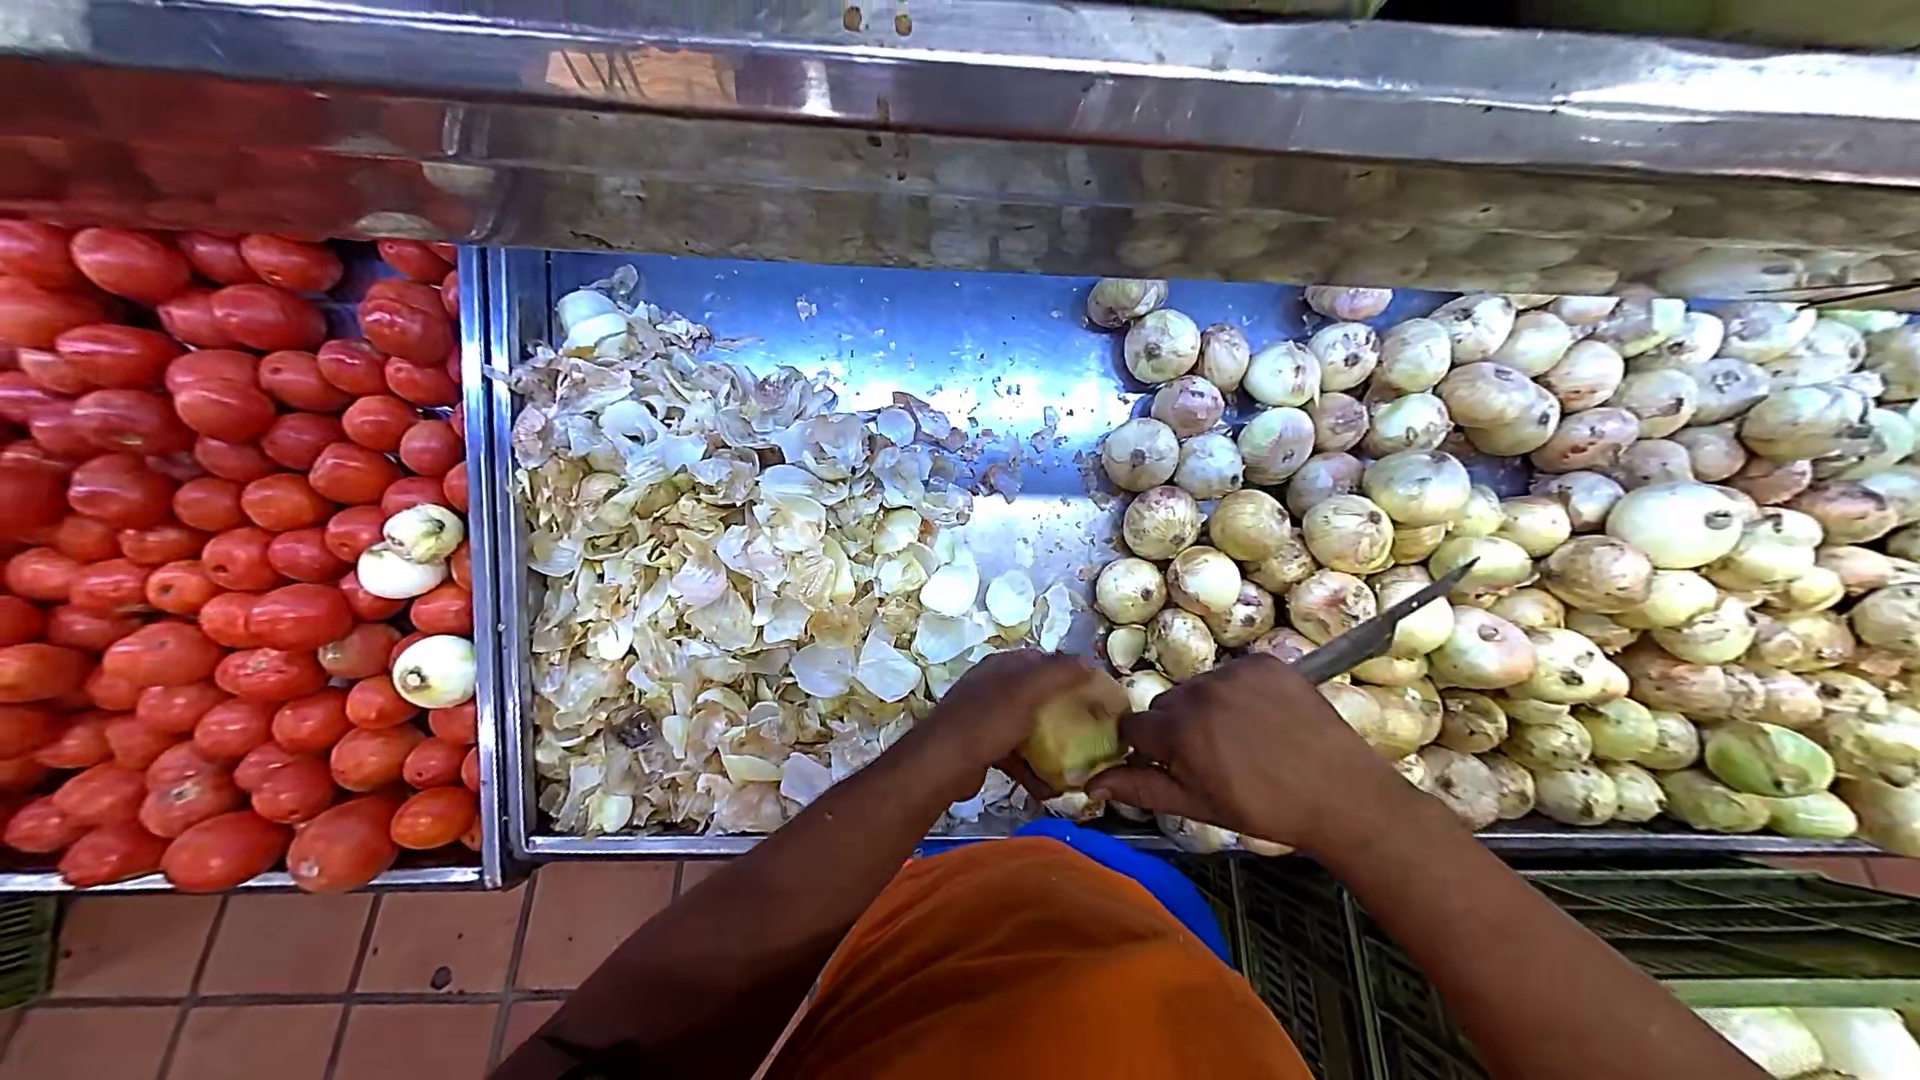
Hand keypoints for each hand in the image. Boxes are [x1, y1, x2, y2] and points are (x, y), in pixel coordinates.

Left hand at [893, 649, 1092, 803]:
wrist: (942, 766)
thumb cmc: (985, 721)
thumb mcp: (1026, 691)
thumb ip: (1057, 673)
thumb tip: (1087, 662)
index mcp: (1003, 667)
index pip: (1044, 662)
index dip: (1071, 675)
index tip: (1096, 695)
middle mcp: (994, 688)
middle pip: (1039, 696)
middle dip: (1064, 714)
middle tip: (1092, 732)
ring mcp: (988, 719)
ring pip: (1030, 728)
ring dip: (1051, 746)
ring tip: (1076, 765)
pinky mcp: (985, 747)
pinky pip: (1017, 754)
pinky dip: (1033, 768)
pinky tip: (1049, 787)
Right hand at [1088, 654, 1420, 852]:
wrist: (1342, 795)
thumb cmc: (1264, 808)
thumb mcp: (1196, 804)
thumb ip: (1139, 788)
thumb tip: (1090, 783)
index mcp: (1177, 730)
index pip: (1135, 727)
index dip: (1149, 748)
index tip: (1171, 762)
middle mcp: (1199, 691)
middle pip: (1167, 704)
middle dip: (1178, 727)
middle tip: (1214, 755)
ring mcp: (1234, 672)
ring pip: (1199, 687)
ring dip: (1209, 707)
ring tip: (1244, 737)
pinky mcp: (1264, 662)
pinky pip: (1233, 672)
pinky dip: (1240, 690)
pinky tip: (1264, 716)